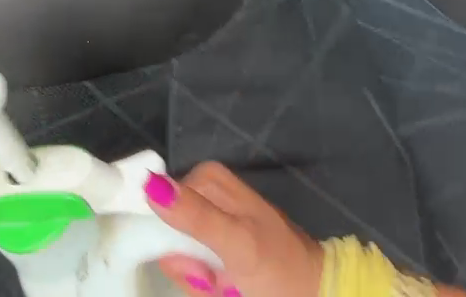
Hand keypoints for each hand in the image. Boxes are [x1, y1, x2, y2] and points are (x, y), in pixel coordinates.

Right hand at [143, 163, 323, 296]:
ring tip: (229, 287)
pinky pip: (193, 271)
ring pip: (178, 260)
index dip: (172, 246)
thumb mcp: (237, 242)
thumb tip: (149, 183)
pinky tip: (229, 290)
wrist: (316, 296)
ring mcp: (209, 225)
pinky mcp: (216, 250)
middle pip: (166, 238)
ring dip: (200, 283)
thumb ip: (194, 215)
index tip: (198, 267)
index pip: (158, 209)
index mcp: (206, 180)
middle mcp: (202, 197)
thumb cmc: (279, 267)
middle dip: (189, 268)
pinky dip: (208, 288)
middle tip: (217, 280)